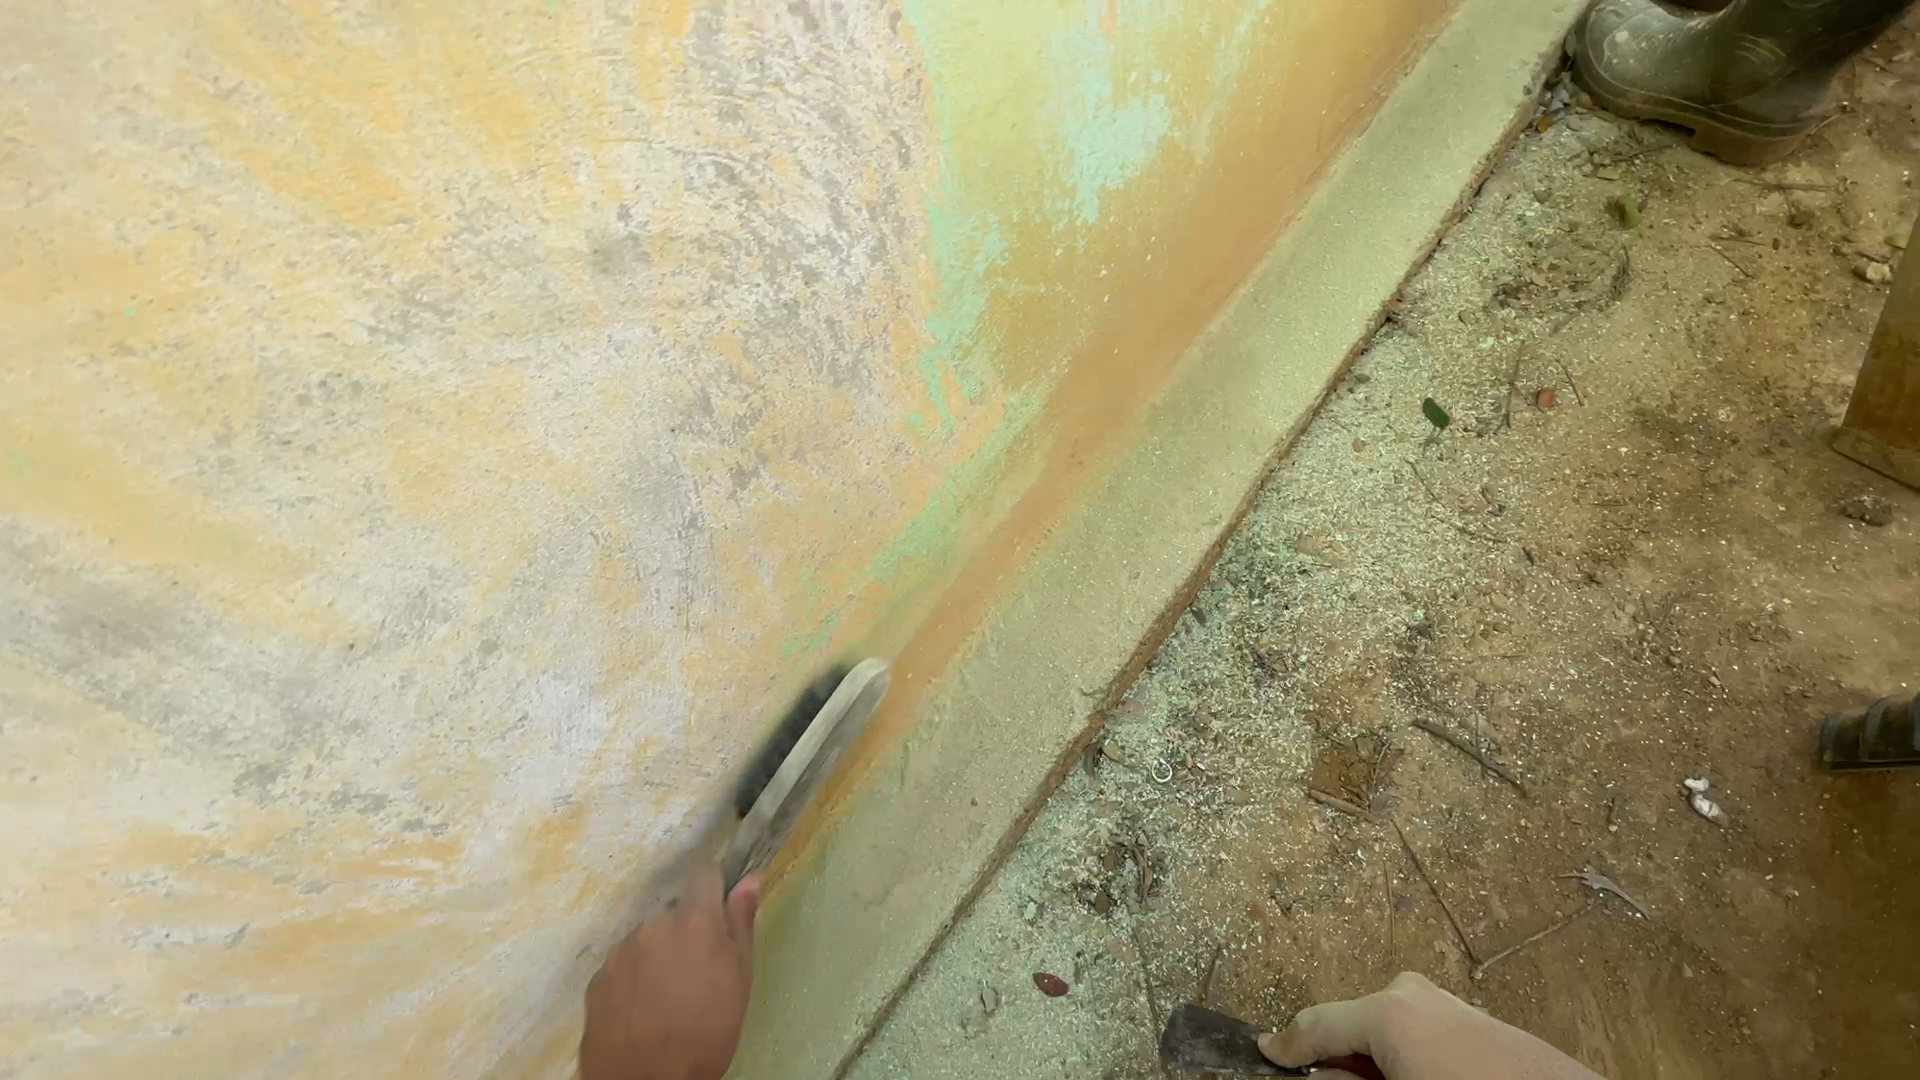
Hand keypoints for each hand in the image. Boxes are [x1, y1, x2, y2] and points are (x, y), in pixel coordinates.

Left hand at [580, 868, 761, 1079]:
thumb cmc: (708, 1031)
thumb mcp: (740, 976)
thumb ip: (741, 921)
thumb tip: (750, 878)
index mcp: (694, 919)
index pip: (704, 874)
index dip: (713, 889)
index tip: (719, 913)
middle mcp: (654, 925)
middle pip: (674, 913)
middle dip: (686, 932)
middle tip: (696, 973)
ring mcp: (620, 953)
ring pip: (647, 940)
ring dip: (658, 956)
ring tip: (666, 998)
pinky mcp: (596, 981)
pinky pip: (623, 967)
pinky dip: (633, 981)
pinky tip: (642, 1012)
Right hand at [1258, 971, 1606, 1079]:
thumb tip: (1322, 1074)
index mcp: (1386, 1011)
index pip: (1318, 1024)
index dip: (1287, 1043)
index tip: (1264, 1050)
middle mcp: (1410, 993)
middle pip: (1354, 1024)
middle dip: (1341, 1055)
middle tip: (1331, 1077)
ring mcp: (1446, 1002)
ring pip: (1389, 1027)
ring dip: (1377, 1057)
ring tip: (1382, 1079)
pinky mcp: (1476, 1018)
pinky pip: (1422, 1031)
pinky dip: (1409, 1054)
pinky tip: (1423, 1076)